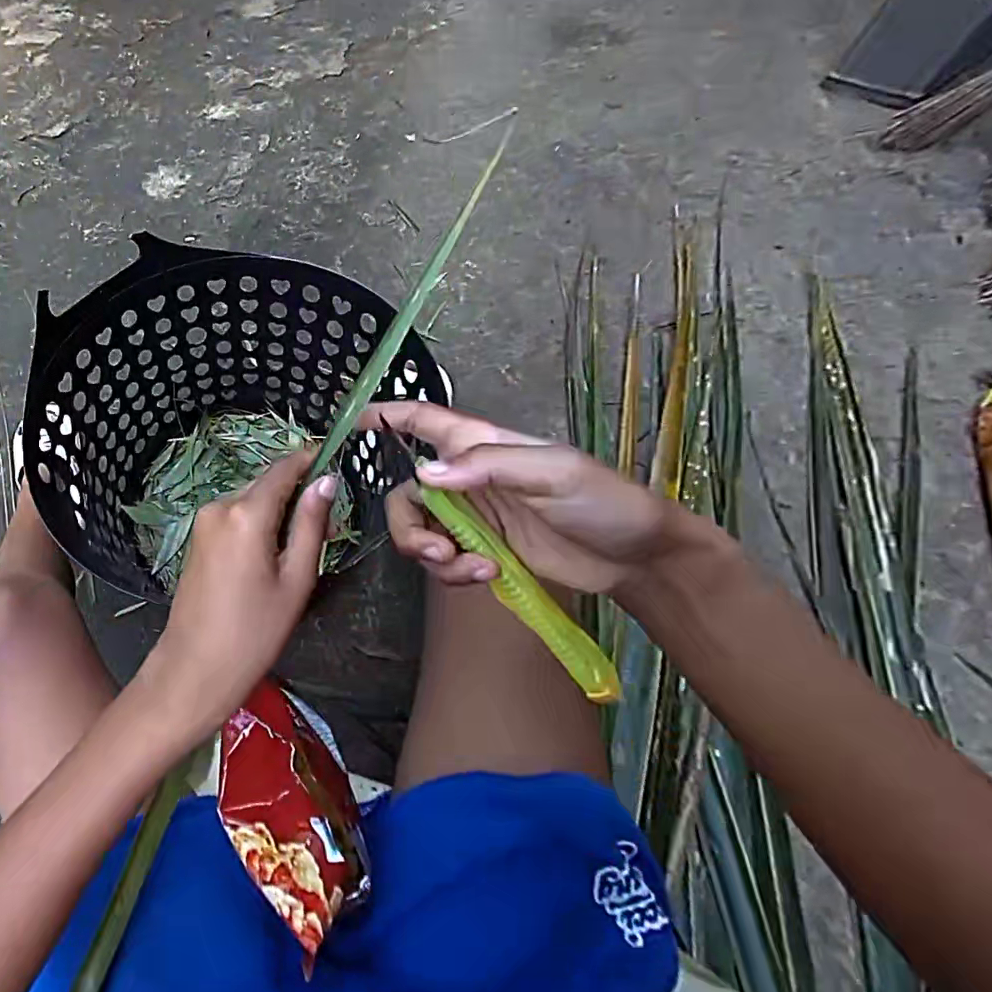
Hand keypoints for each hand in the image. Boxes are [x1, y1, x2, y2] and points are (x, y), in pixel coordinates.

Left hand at [147, 450, 337, 723]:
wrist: (195, 667)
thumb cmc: (254, 631)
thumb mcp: (295, 579)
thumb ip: (311, 525)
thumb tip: (326, 481)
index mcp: (246, 513)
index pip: (283, 469)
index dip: (311, 461)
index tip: (337, 461)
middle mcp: (219, 507)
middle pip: (266, 484)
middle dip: (297, 494)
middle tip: (328, 526)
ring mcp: (202, 522)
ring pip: (250, 500)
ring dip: (278, 511)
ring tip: (303, 547)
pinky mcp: (196, 539)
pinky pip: (234, 517)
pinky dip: (257, 524)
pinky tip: (273, 552)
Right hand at [359, 401, 681, 593]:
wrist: (634, 559)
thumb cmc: (603, 501)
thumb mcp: (552, 473)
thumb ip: (487, 467)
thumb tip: (424, 474)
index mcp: (482, 448)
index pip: (426, 422)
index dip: (390, 416)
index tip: (357, 421)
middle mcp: (467, 481)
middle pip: (406, 497)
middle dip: (409, 530)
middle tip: (435, 552)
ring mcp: (472, 518)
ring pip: (419, 534)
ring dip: (434, 558)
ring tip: (474, 569)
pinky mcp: (480, 549)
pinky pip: (442, 561)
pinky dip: (453, 573)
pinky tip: (486, 575)